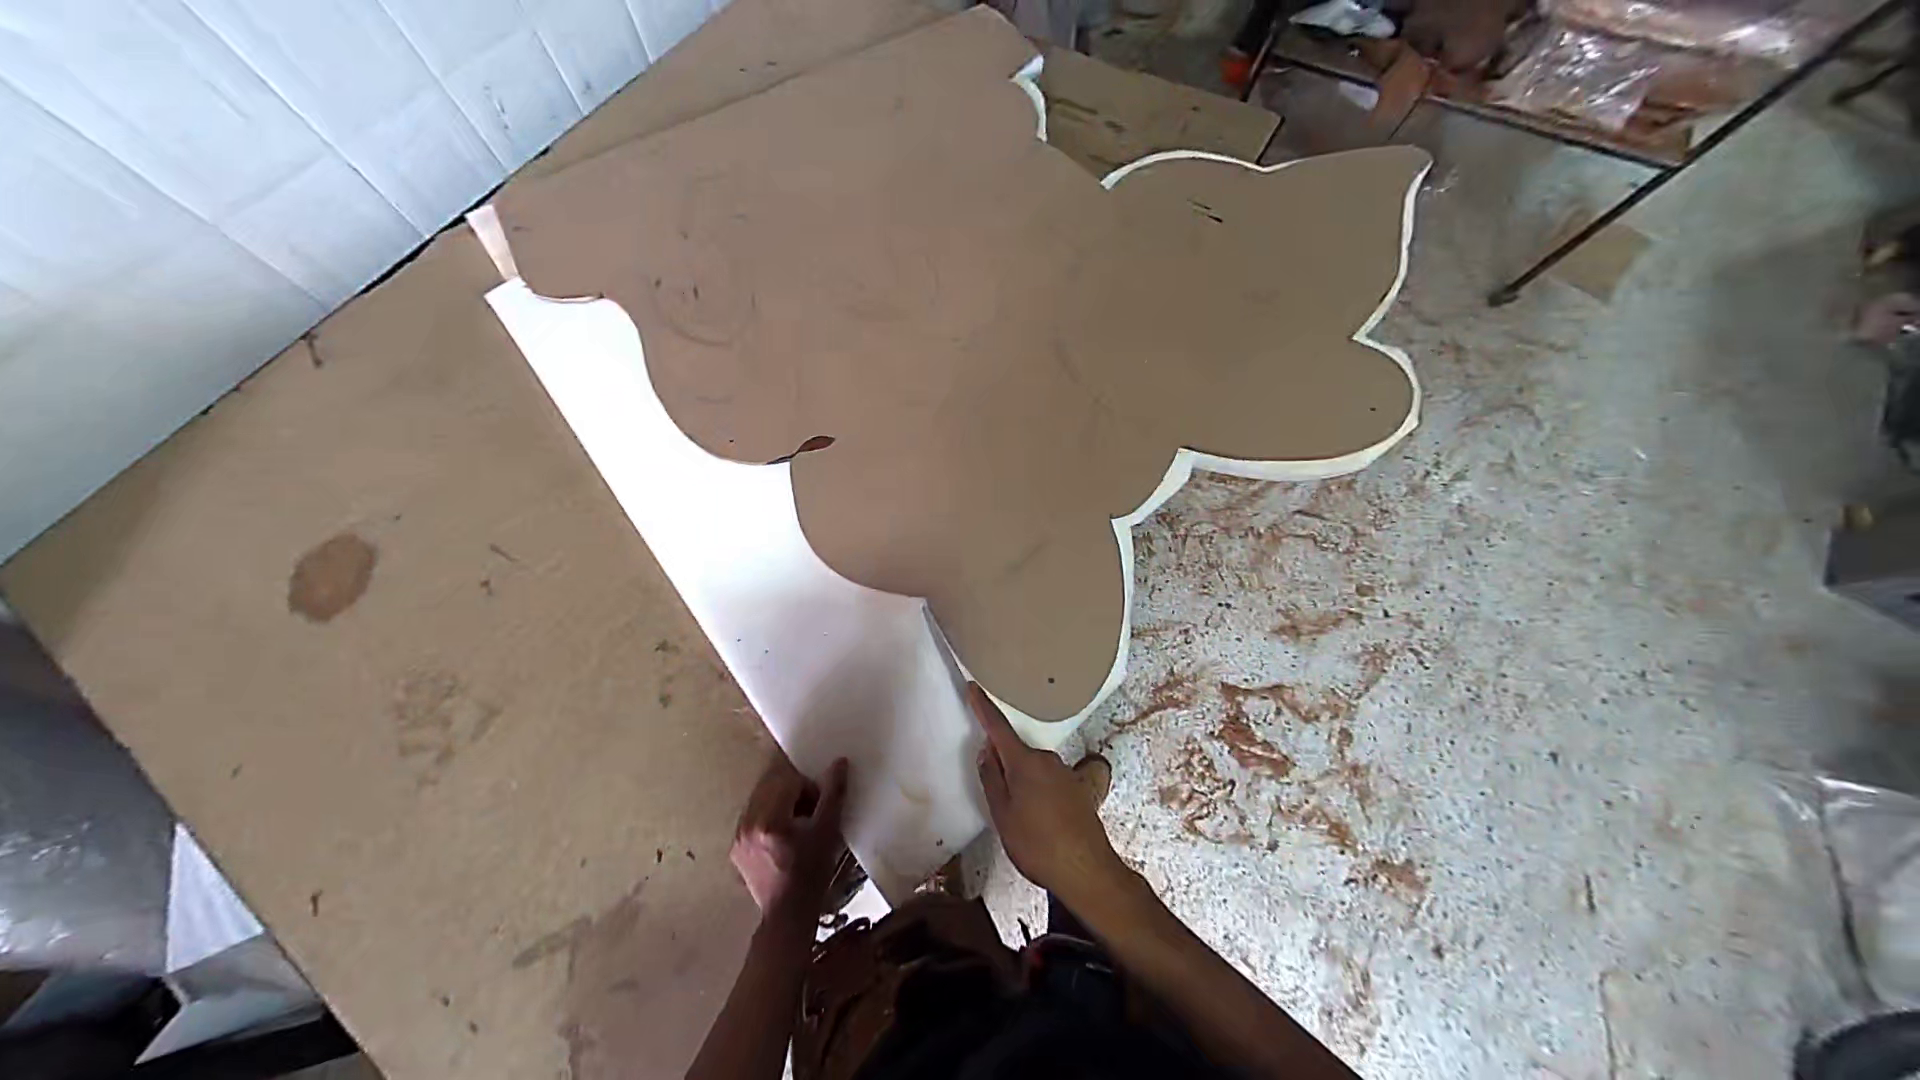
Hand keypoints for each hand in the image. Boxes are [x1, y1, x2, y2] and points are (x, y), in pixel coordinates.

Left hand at [731, 754, 848, 923]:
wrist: (789, 913)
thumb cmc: (811, 873)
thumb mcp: (828, 831)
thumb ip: (833, 793)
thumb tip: (838, 763)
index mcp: (769, 821)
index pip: (788, 781)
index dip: (808, 788)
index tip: (818, 807)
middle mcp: (747, 825)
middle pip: (771, 786)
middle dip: (793, 792)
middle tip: (809, 812)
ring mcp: (738, 837)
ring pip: (761, 799)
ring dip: (781, 802)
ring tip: (796, 825)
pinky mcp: (735, 847)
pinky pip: (753, 816)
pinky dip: (769, 816)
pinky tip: (783, 837)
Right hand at [969, 683, 1127, 908]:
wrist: (1085, 870)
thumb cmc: (1036, 844)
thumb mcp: (1002, 814)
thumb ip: (991, 778)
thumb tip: (987, 751)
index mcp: (1024, 761)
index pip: (998, 727)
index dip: (983, 707)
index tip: (973, 687)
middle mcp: (1048, 759)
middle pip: (1017, 753)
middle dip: (1004, 765)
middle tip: (998, 799)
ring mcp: (1067, 773)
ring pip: (1035, 769)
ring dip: (1024, 782)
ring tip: (1023, 819)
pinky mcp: (1081, 788)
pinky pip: (1053, 781)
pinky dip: (1043, 792)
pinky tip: (1045, 817)